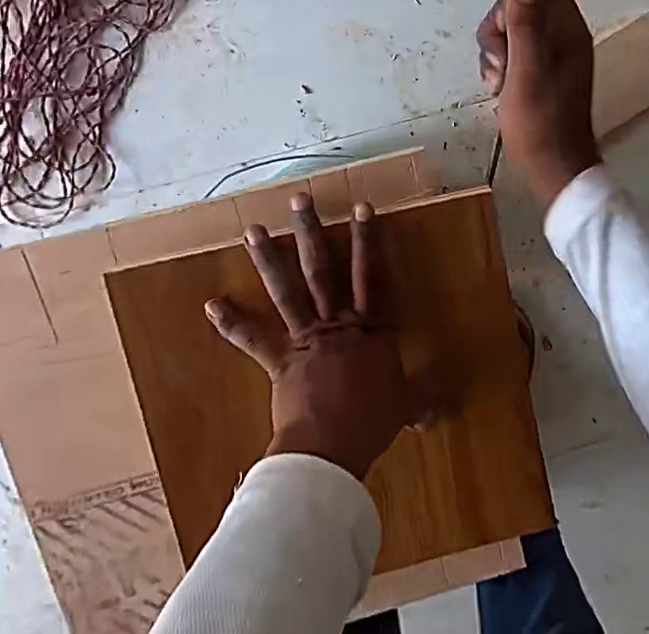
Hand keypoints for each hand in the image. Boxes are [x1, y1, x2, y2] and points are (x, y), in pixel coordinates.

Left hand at [204, 193, 425, 479]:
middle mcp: (337, 323)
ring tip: (253, 230)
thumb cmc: (371, 423)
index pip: (372, 275)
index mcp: (370, 329)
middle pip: (322, 270)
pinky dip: (231, 322)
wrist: (330, 448)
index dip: (368, 240)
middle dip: (311, 232)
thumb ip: (420, 401)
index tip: (362, 206)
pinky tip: (212, 304)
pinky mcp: (279, 359)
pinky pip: (252, 338)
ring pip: (286, 290)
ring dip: (268, 258)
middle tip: (300, 200)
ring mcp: (305, 337)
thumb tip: (437, 413)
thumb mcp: (403, 408)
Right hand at [477, 0, 600, 206]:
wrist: (549, 166)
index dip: (513, 0)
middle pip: (517, 4)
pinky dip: (496, 66)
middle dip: (498, 30)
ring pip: (507, 29)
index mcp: (567, 28)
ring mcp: (548, 52)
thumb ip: (526, 22)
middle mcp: (560, 34)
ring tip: (500, 80)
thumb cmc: (540, 123)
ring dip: (493, 51)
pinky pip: (507, 50)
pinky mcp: (535, 69)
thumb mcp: (527, 69)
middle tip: (502, 61)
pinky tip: (499, 88)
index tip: (506, 31)